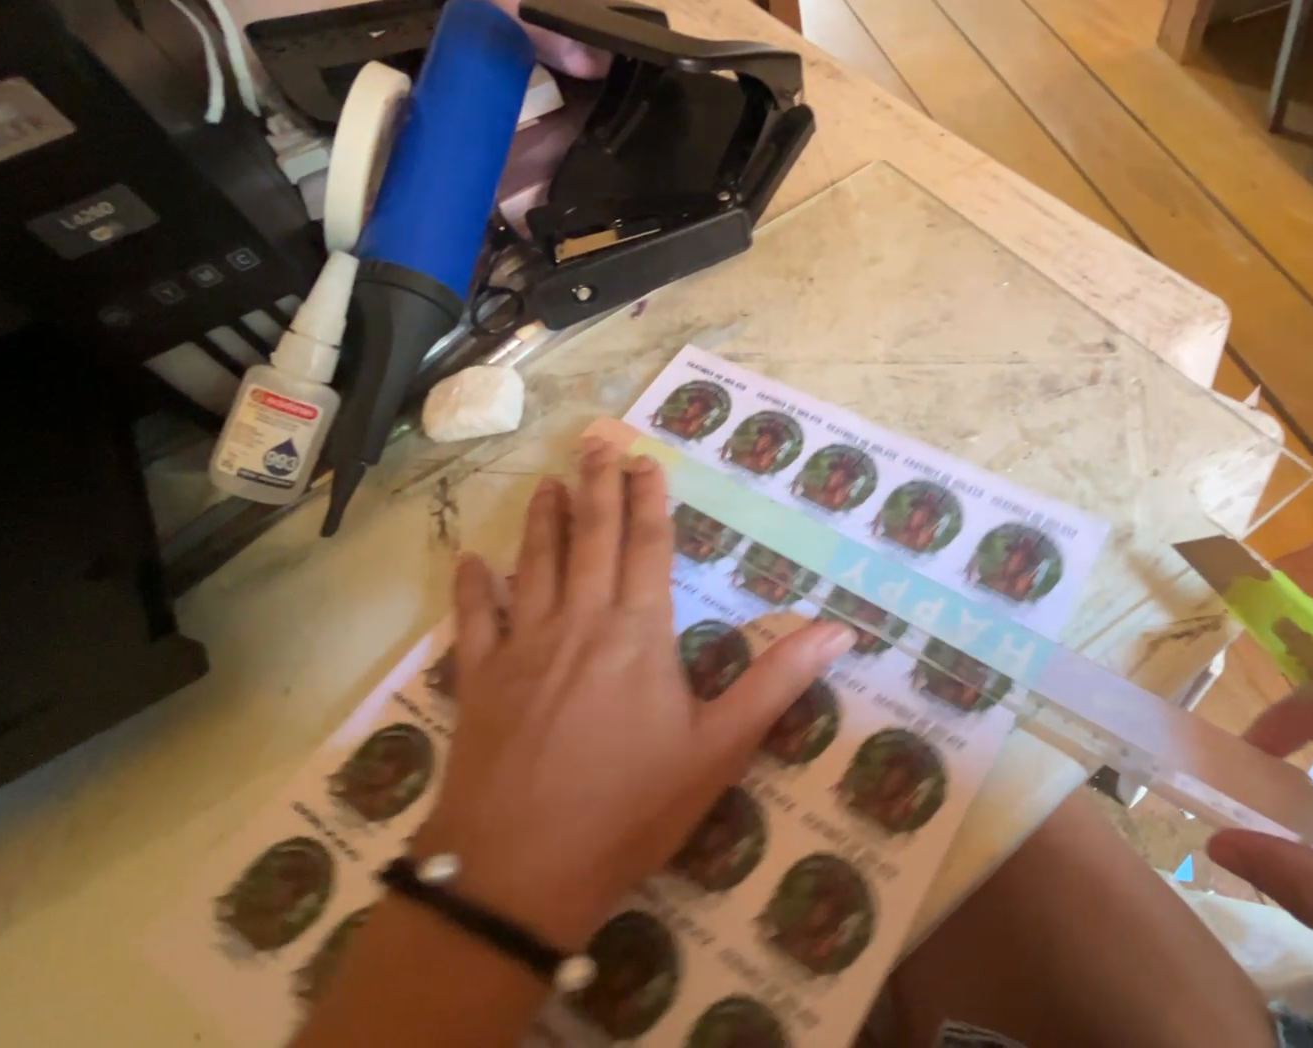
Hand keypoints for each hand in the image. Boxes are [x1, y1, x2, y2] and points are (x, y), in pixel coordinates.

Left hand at [414, 439, 853, 949]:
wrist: (521, 871)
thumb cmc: (632, 808)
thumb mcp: (720, 750)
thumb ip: (777, 683)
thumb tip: (840, 630)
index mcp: (639, 634)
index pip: (648, 550)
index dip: (649, 502)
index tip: (646, 461)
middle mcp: (580, 624)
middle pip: (590, 540)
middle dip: (597, 487)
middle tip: (596, 441)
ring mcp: (523, 648)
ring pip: (536, 566)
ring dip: (544, 521)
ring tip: (550, 482)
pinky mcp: (479, 681)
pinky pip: (475, 621)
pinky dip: (473, 587)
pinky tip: (472, 561)